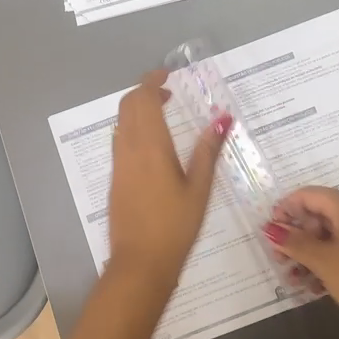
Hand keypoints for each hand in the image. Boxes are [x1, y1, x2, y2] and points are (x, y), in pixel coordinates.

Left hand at [105, 70, 225, 284]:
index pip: (142, 97)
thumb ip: (208, 150)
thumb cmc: (175, 226)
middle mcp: (129, 147)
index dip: (152, 80)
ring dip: (137, 108)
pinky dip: (132, 126)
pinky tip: (153, 142)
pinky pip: (119, 139)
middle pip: (128, 105)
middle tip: (168, 92)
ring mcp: (118, 163)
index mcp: (150, 145)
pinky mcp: (115, 177)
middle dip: (144, 91)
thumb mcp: (200, 188)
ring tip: (163, 112)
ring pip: (121, 121)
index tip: (169, 75)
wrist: (140, 263)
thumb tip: (223, 118)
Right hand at [263, 187, 338, 332]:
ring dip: (307, 251)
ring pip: (328, 233)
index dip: (285, 209)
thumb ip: (293, 242)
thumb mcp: (322, 260)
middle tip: (278, 257)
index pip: (308, 195)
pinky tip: (311, 282)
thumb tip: (269, 229)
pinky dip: (324, 259)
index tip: (269, 231)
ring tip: (291, 275)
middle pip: (318, 213)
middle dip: (296, 235)